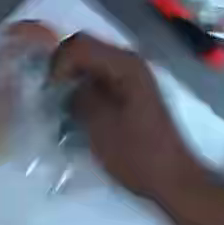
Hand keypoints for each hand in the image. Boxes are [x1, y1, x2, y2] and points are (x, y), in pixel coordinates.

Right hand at [50, 34, 210, 207]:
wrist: (174, 180)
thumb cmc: (138, 155)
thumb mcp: (100, 126)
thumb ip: (79, 97)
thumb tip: (63, 86)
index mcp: (124, 64)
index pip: (79, 45)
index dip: (58, 63)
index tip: (50, 90)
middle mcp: (130, 60)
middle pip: (85, 46)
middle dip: (63, 65)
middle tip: (49, 92)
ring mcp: (133, 73)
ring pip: (91, 59)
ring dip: (72, 73)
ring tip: (59, 100)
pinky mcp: (132, 88)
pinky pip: (101, 73)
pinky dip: (85, 83)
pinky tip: (76, 106)